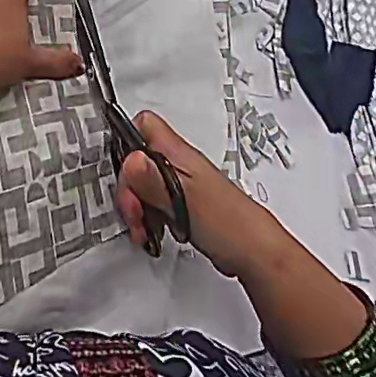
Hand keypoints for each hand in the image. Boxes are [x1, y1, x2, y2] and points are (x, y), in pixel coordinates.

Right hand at [114, 111, 293, 277]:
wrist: (254, 251)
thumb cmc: (229, 223)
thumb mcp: (183, 200)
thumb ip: (153, 180)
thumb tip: (130, 160)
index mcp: (179, 154)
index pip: (144, 126)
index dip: (127, 140)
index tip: (121, 170)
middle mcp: (179, 165)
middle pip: (137, 160)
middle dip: (129, 188)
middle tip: (135, 209)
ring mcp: (181, 184)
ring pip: (144, 184)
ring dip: (137, 207)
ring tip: (144, 227)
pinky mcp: (183, 205)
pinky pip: (155, 203)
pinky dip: (148, 218)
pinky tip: (153, 232)